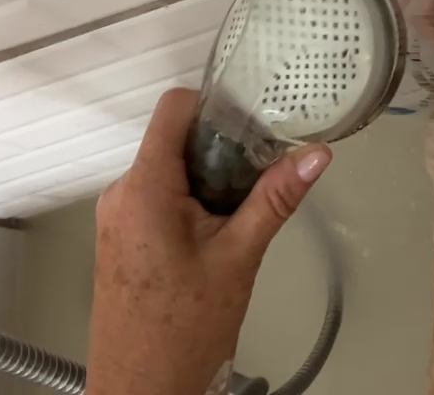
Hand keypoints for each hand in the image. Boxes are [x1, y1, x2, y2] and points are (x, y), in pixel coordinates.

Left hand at [88, 88, 331, 394]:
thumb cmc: (184, 330)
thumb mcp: (239, 257)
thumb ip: (276, 198)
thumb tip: (316, 153)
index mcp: (145, 188)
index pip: (174, 107)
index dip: (213, 103)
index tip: (250, 120)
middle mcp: (122, 192)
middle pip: (175, 138)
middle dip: (219, 148)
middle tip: (258, 172)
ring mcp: (117, 216)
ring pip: (169, 167)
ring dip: (207, 177)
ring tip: (239, 211)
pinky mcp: (120, 236)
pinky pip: (158, 194)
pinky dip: (190, 199)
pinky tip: (215, 233)